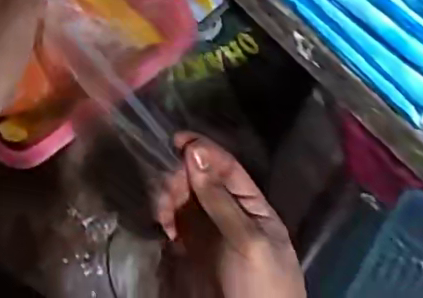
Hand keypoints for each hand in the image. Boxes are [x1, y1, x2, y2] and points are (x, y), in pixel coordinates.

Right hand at [155, 133, 305, 297]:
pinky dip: (163, 215)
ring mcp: (208, 234)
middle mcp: (229, 215)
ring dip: (168, 194)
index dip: (204, 151)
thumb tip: (193, 148)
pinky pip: (172, 222)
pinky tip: (160, 222)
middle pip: (200, 179)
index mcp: (253, 209)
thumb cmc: (262, 290)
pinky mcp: (189, 252)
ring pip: (183, 198)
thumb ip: (219, 198)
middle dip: (181, 175)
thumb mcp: (248, 242)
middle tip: (167, 185)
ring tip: (161, 208)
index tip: (177, 140)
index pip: (227, 168)